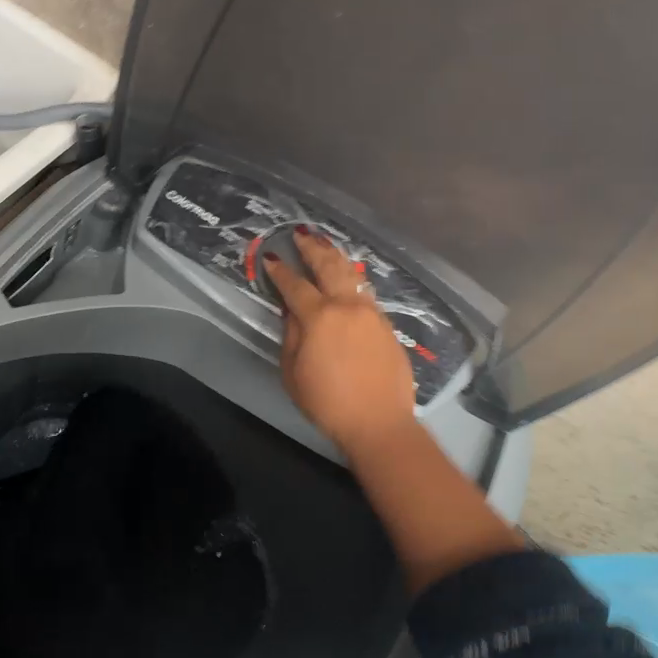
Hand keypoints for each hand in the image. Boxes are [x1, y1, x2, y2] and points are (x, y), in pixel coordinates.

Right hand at [265, 229, 417, 448]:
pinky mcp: (386, 327)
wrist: (379, 422)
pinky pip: (365, 294)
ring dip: (336, 258)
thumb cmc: (327, 401)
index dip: (280, 271)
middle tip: (301, 235)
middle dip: (313, 249)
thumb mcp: (293, 371)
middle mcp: (347, 307)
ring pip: (352, 277)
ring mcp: (371, 314)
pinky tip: (347, 279)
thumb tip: (292, 312)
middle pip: (329, 268)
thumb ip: (291, 335)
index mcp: (320, 316)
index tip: (271, 258)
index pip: (295, 285)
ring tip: (325, 246)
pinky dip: (352, 280)